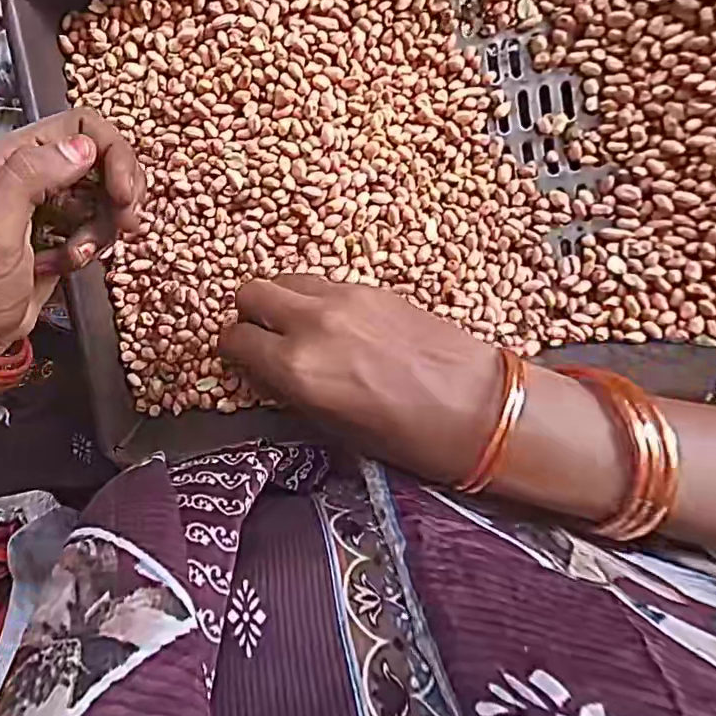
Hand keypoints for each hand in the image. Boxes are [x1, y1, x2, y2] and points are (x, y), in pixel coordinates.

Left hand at [0, 109, 145, 353]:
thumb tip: (84, 148)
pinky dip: (97, 242)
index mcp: (16, 155)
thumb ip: (29, 177)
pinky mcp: (67, 226)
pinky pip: (104, 220)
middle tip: (126, 222)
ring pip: (110, 190)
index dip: (112, 152)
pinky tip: (70, 262)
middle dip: (121, 189)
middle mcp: (37, 168)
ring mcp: (54, 198)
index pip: (82, 125)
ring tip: (80, 253)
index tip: (123, 193)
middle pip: (105, 154)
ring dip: (107, 224)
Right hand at [217, 275, 505, 482]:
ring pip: (282, 279)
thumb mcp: (334, 425)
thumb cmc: (407, 436)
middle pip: (250, 292)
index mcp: (297, 367)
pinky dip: (312, 298)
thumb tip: (264, 366)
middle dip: (249, 315)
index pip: (235, 339)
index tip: (242, 357)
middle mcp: (310, 323)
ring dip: (279, 300)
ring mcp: (340, 298)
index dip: (234, 349)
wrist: (482, 407)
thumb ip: (288, 387)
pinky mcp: (368, 286)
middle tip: (265, 336)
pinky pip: (319, 282)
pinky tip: (335, 323)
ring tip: (299, 326)